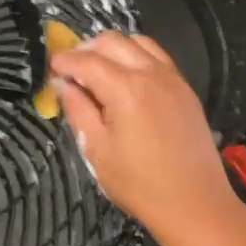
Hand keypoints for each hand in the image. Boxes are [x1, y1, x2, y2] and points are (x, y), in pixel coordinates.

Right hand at [52, 32, 239, 239]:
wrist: (195, 203)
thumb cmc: (139, 183)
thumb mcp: (97, 150)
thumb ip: (78, 111)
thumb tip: (64, 86)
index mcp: (125, 89)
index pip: (87, 61)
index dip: (65, 62)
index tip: (51, 69)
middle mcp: (151, 74)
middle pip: (113, 42)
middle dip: (87, 49)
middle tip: (72, 70)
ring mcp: (173, 78)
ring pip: (138, 42)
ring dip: (113, 49)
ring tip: (98, 71)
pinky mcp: (185, 89)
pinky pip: (157, 57)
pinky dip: (137, 57)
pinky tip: (127, 79)